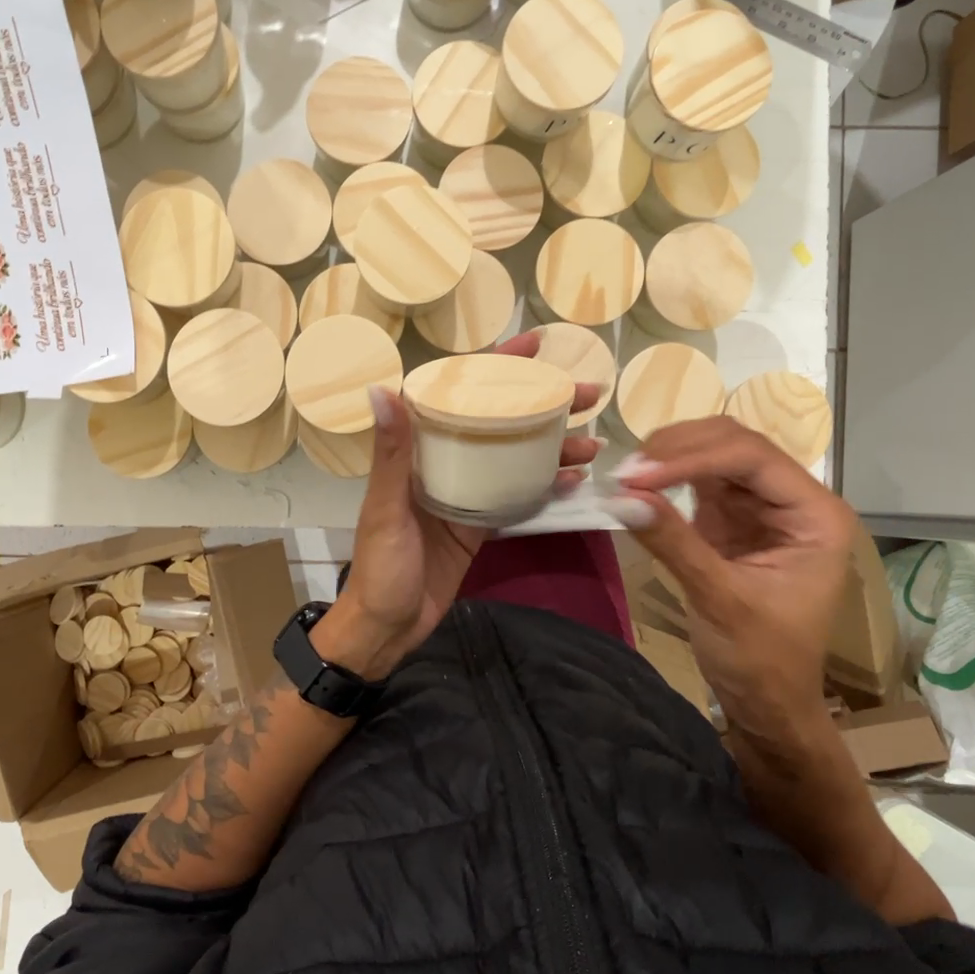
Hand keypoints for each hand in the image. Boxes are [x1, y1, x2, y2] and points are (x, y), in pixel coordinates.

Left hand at [318, 333, 602, 680]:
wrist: (386, 628)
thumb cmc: (380, 568)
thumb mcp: (385, 510)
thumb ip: (392, 455)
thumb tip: (381, 389)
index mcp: (416, 453)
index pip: (455, 396)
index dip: (494, 367)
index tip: (535, 345)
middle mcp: (442, 465)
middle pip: (496, 422)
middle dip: (541, 404)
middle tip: (588, 393)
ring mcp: (464, 495)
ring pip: (514, 458)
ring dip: (553, 446)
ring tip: (594, 439)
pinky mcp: (479, 525)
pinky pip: (518, 497)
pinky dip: (546, 487)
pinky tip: (576, 478)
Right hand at [601, 418, 856, 740]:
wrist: (766, 702)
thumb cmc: (761, 660)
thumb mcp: (719, 600)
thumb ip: (674, 543)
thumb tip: (621, 496)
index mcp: (816, 516)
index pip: (753, 459)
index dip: (693, 458)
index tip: (638, 476)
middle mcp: (793, 501)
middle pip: (735, 445)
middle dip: (680, 449)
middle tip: (626, 471)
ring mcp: (760, 508)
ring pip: (714, 456)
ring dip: (669, 458)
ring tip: (626, 475)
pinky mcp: (730, 521)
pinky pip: (696, 482)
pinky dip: (666, 479)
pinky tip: (638, 485)